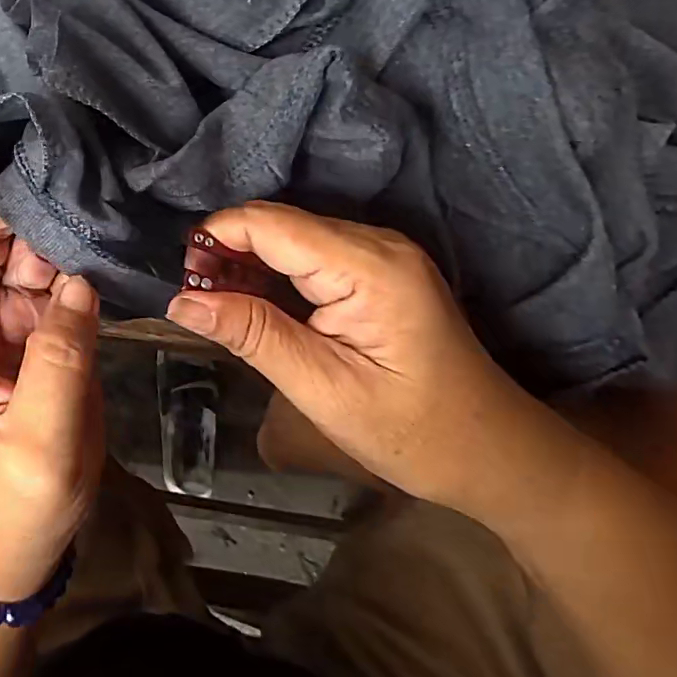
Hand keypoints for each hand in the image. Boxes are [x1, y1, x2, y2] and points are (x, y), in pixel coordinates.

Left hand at [0, 209, 104, 600]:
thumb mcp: (37, 436)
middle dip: (0, 225)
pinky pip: (54, 277)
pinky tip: (95, 245)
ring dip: (43, 236)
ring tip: (80, 220)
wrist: (43, 523)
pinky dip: (72, 260)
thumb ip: (58, 360)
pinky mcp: (42, 323)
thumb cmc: (19, 493)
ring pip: (15, 254)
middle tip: (45, 205)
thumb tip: (80, 281)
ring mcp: (4, 319)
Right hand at [165, 201, 568, 514]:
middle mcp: (375, 242)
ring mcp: (378, 251)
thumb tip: (180, 302)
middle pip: (275, 223)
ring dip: (243, 261)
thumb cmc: (415, 433)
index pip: (269, 224)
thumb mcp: (323, 390)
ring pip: (285, 233)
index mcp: (369, 268)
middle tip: (194, 299)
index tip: (182, 280)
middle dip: (225, 251)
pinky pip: (305, 250)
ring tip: (217, 304)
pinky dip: (269, 270)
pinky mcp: (374, 265)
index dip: (216, 239)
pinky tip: (252, 302)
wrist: (495, 453)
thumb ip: (251, 335)